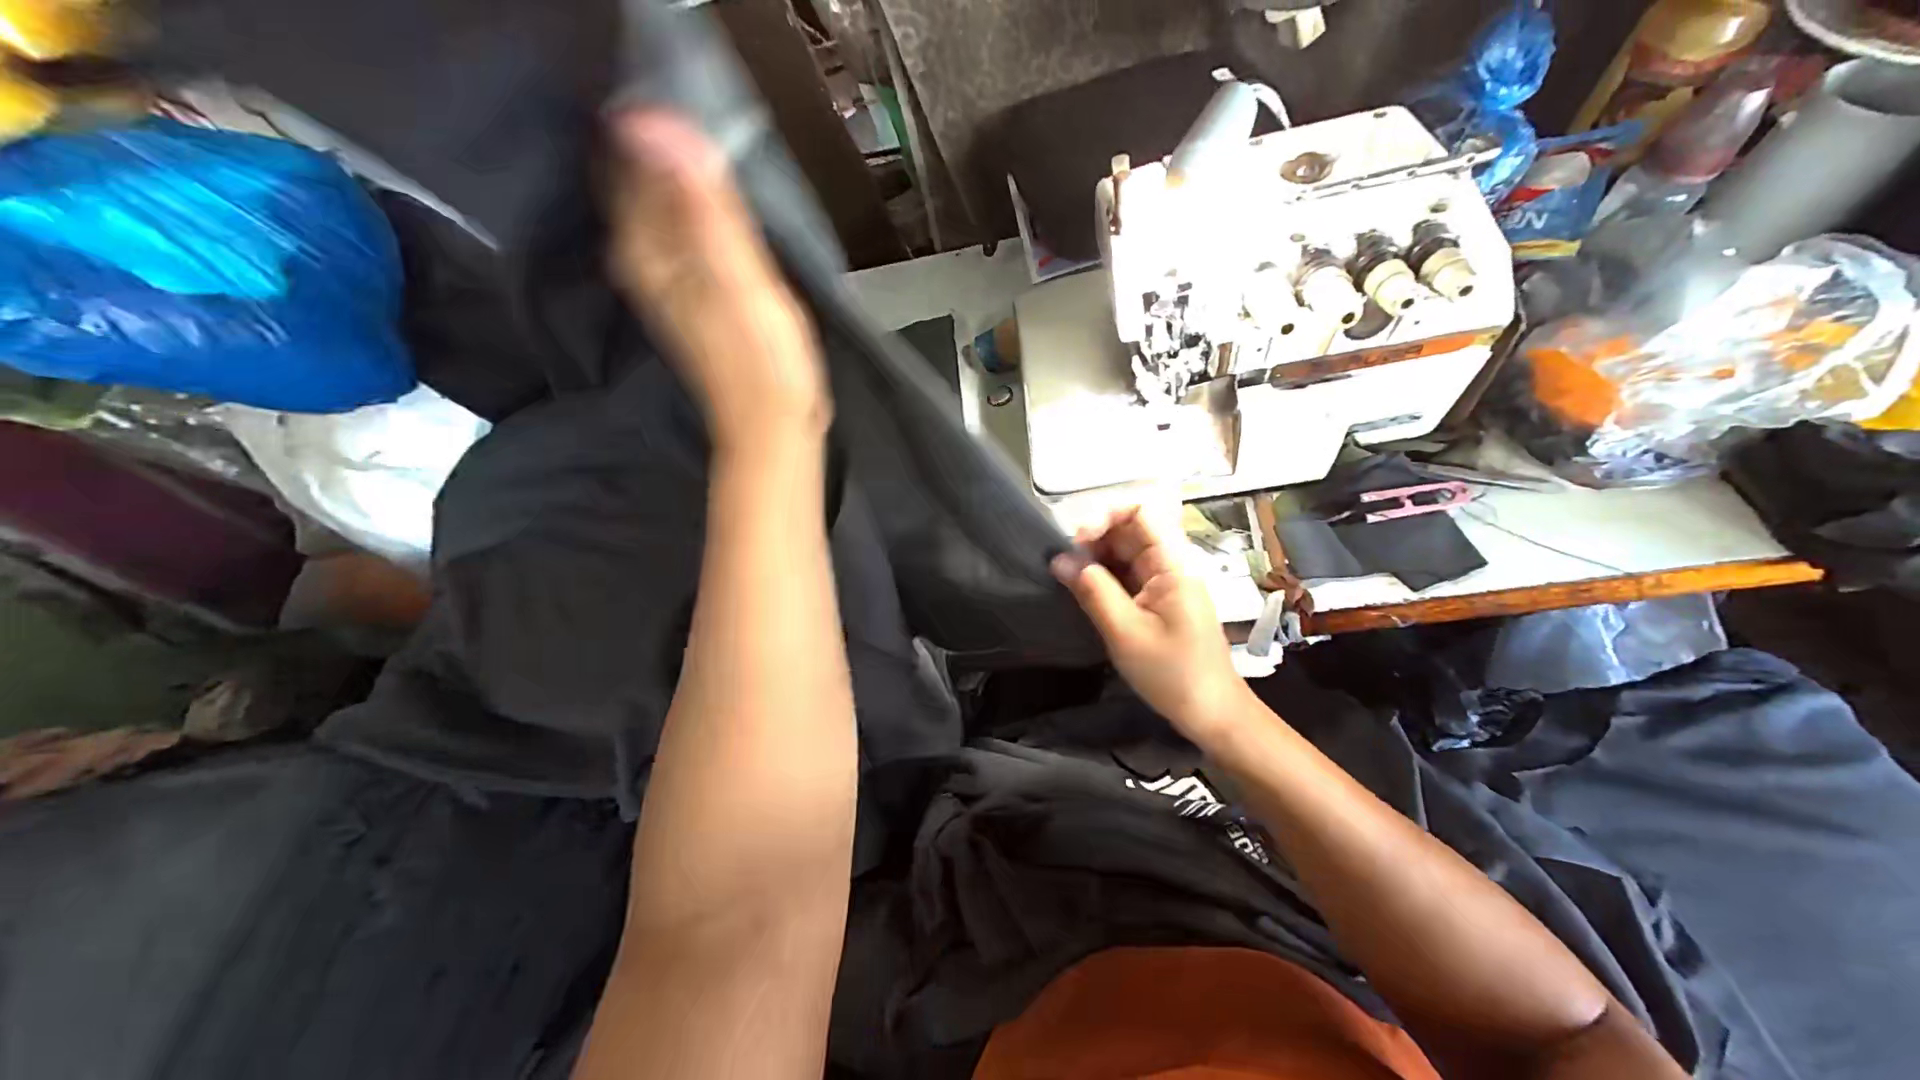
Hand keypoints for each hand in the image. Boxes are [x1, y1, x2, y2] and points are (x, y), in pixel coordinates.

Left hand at [608, 108, 829, 449]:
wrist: (772, 427)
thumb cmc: (764, 361)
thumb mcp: (741, 280)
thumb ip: (706, 208)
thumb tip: (659, 124)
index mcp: (647, 250)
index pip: (631, 157)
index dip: (655, 118)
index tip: (688, 87)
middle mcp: (645, 259)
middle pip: (640, 178)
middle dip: (664, 138)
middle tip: (705, 104)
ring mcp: (668, 279)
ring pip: (661, 203)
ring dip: (680, 167)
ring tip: (714, 134)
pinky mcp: (694, 293)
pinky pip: (682, 229)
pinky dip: (696, 202)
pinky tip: (718, 192)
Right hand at [1051, 507, 1252, 743]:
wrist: (1212, 713)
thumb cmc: (1172, 673)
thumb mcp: (1124, 632)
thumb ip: (1092, 591)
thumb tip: (1059, 559)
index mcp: (1171, 565)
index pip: (1140, 513)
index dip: (1105, 516)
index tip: (1076, 543)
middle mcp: (1169, 567)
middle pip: (1129, 532)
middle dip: (1094, 540)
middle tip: (1064, 566)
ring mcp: (1165, 586)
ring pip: (1125, 555)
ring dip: (1095, 560)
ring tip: (1067, 579)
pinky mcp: (1158, 604)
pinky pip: (1127, 577)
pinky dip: (1104, 579)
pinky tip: (1083, 592)